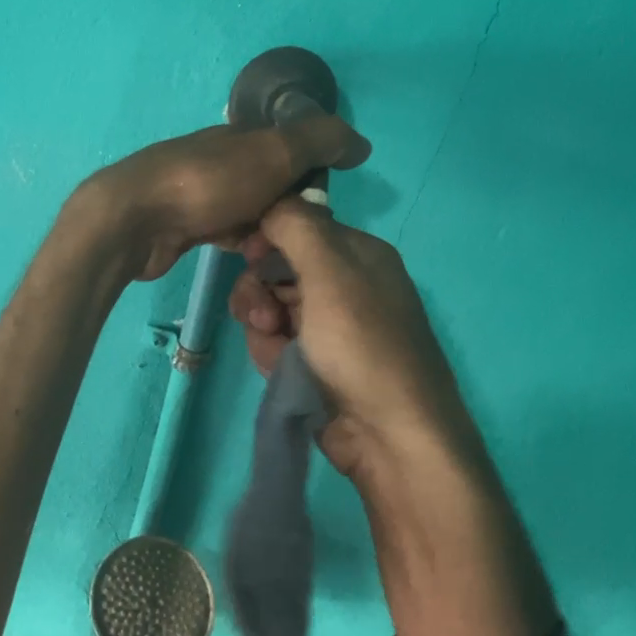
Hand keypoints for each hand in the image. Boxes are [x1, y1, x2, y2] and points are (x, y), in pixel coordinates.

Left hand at [69, 117, 369, 280]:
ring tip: (275, 256)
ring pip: (246, 212)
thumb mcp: (274, 152)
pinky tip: (246, 260)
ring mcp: (194, 194)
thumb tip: (361, 143)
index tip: (325, 205)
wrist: (134, 218)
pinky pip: (222, 233)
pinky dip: (237, 243)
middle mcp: (215, 160)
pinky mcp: (178, 226)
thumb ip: (320, 141)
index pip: (288, 148)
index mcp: (236, 136)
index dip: (311, 173)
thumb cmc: (209, 183)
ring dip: (263, 231)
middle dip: (287, 210)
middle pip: (268, 184)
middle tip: (301, 239)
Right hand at [227, 200, 478, 481]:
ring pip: (270, 307)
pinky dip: (271, 353)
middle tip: (262, 314)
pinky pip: (277, 342)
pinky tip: (280, 369)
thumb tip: (271, 199)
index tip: (245, 256)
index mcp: (359, 254)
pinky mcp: (316, 363)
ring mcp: (331, 327)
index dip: (265, 238)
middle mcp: (346, 285)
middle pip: (277, 268)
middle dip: (259, 289)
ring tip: (275, 349)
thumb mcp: (330, 273)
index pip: (297, 225)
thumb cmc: (362, 345)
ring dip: (261, 324)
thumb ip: (297, 226)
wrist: (390, 436)